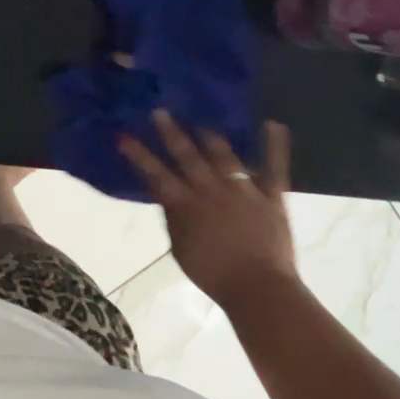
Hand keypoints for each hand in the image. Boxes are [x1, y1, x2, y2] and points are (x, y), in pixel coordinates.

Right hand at [119, 112, 300, 308]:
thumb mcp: (180, 249)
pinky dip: (274, 145)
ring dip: (210, 137)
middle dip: (172, 134)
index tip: (124, 136)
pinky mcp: (271, 196)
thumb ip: (175, 220)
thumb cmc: (212, 274)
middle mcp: (211, 191)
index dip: (139, 156)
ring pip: (225, 157)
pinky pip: (274, 167)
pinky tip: (273, 123)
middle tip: (160, 112)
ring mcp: (243, 191)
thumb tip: (169, 198)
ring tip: (201, 121)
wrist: (256, 286)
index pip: (156, 175)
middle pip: (188, 158)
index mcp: (186, 207)